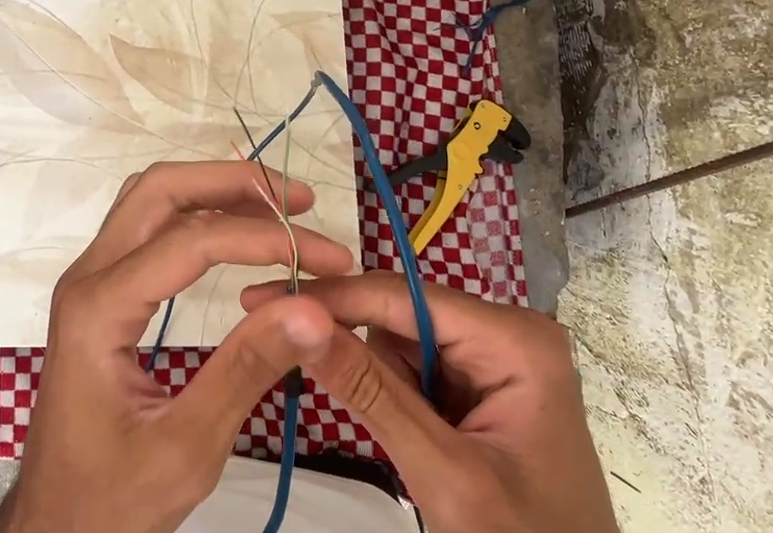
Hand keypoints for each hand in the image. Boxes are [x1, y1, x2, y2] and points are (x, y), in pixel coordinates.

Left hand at [0, 161, 354, 532]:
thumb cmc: (113, 497)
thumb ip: (246, 371)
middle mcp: (87, 277)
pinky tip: (236, 234)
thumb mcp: (187, 446)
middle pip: (158, 190)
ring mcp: (89, 280)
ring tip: (279, 209)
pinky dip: (196, 215)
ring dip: (214, 191)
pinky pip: (146, 228)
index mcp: (99, 309)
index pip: (189, 241)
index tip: (327, 255)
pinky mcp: (100, 293)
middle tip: (302, 202)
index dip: (263, 238)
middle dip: (233, 183)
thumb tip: (313, 309)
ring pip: (150, 200)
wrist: (55, 522)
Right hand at [244, 272, 617, 532]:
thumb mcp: (444, 475)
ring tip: (408, 446)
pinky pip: (414, 370)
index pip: (402, 297)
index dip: (329, 298)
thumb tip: (297, 320)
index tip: (258, 299)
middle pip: (398, 315)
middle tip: (299, 371)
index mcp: (515, 340)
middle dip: (355, 350)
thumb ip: (370, 394)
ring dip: (378, 384)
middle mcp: (507, 333)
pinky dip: (392, 398)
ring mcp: (495, 359)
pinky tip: (412, 439)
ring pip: (399, 342)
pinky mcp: (481, 386)